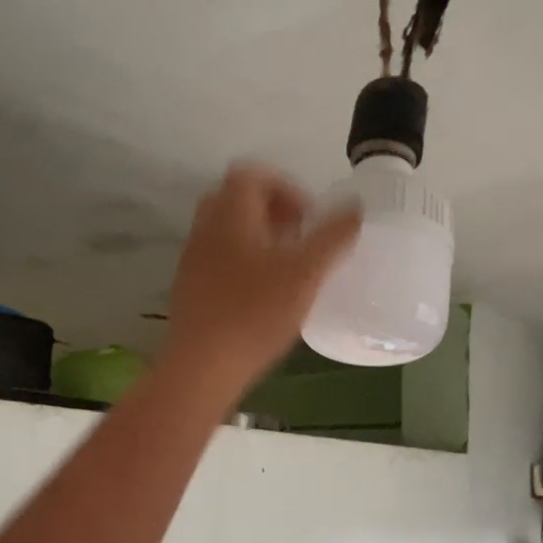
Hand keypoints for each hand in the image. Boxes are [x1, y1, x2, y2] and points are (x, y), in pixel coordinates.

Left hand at [158, 163, 360, 396]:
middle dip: (271, 212)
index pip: (251, 175)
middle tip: (298, 240)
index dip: (285, 187)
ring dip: (256, 240)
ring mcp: (191, 260)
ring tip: (284, 271)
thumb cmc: (254, 314)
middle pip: (236, 200)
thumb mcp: (306, 273)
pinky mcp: (187, 290)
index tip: (308, 219)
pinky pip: (216, 261)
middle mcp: (204, 230)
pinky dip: (241, 266)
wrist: (201, 367)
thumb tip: (355, 207)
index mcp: (229, 214)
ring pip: (225, 233)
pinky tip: (260, 298)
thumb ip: (333, 236)